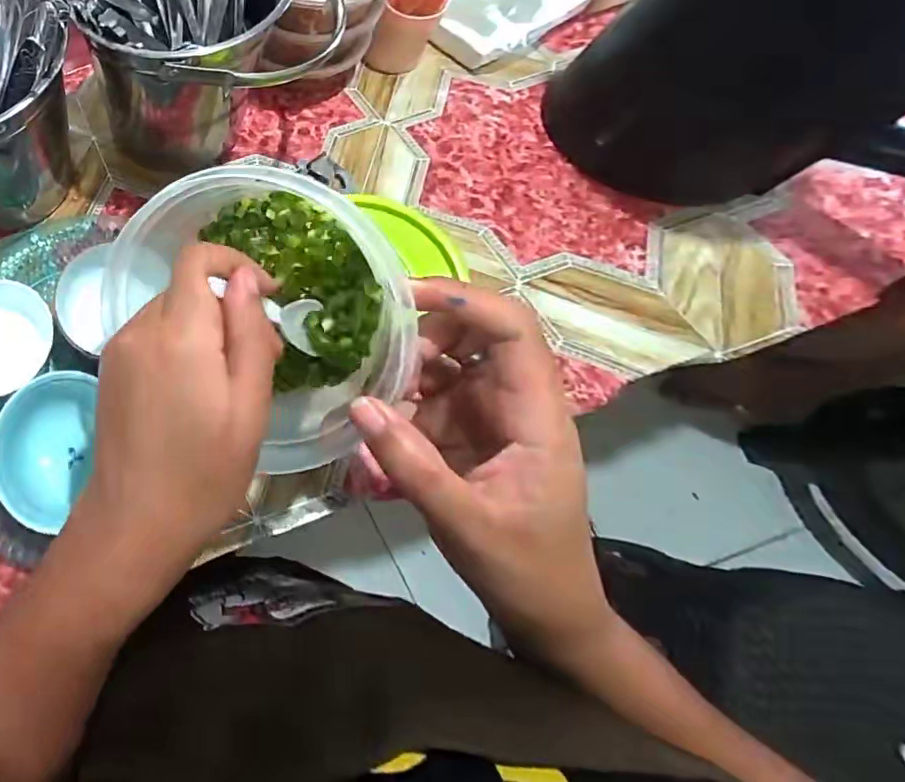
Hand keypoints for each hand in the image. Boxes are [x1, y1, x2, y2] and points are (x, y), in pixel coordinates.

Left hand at [78, 244, 281, 593]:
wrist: (135, 514)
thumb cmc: (205, 469)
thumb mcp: (248, 402)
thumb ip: (248, 332)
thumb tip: (245, 277)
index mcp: (176, 331)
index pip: (195, 258)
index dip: (234, 261)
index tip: (267, 294)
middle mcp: (138, 327)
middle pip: (186, 290)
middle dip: (227, 309)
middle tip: (261, 359)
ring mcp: (118, 347)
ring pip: (169, 313)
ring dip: (203, 330)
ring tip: (229, 383)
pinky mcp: (109, 366)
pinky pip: (149, 336)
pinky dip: (177, 345)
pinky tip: (193, 391)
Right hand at [345, 279, 613, 653]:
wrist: (547, 610)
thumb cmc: (524, 568)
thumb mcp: (464, 522)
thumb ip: (410, 464)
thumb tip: (358, 402)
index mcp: (534, 414)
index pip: (513, 330)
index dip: (462, 301)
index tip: (402, 295)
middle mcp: (511, 400)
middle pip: (474, 332)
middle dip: (421, 328)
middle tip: (372, 348)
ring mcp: (484, 411)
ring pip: (444, 356)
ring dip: (402, 358)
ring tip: (363, 378)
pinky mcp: (459, 427)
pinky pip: (424, 388)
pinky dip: (393, 388)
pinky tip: (368, 406)